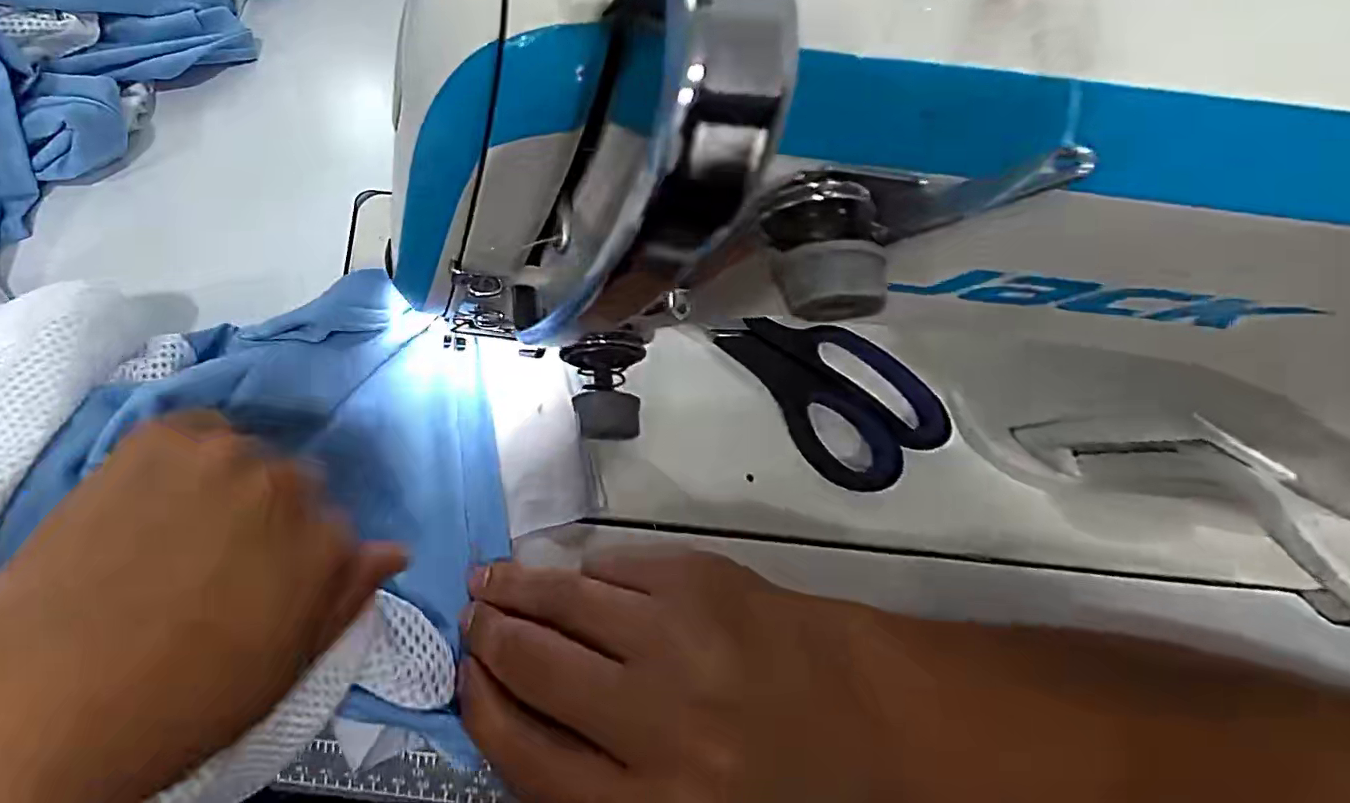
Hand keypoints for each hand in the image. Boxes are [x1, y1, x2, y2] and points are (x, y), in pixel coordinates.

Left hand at [0, 410, 406, 802]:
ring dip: (227, 481)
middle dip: (269, 515)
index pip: (336, 528)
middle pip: (295, 481)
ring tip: (176, 526)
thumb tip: (392, 549)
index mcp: (324, 542)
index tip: (262, 585)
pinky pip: (199, 428)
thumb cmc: (174, 702)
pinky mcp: (164, 430)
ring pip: (246, 452)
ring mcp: (224, 450)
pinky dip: (187, 455)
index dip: (298, 559)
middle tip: (215, 558)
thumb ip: (343, 600)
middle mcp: (287, 482)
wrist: (41, 687)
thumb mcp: (280, 669)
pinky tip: (152, 496)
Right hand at [459, 549, 884, 802]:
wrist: (883, 726)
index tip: (466, 679)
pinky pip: (609, 568)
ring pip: (561, 600)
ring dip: (513, 587)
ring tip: (488, 580)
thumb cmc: (782, 790)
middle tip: (471, 620)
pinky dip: (580, 574)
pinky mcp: (697, 578)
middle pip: (535, 666)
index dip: (483, 710)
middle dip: (488, 637)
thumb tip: (510, 707)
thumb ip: (595, 779)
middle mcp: (661, 723)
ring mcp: (678, 636)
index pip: (528, 755)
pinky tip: (567, 579)